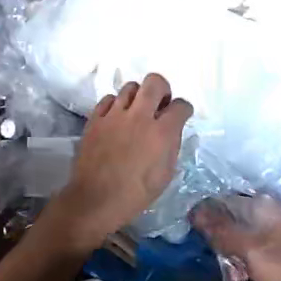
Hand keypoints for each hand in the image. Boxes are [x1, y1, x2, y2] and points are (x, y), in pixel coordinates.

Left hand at [45, 73, 193, 250]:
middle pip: (155, 81)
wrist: (95, 199)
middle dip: (163, 88)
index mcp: (161, 133)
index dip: (184, 109)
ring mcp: (114, 115)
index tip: (181, 115)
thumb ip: (171, 147)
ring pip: (130, 87)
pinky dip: (116, 104)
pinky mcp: (95, 119)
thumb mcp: (164, 175)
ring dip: (138, 96)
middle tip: (160, 103)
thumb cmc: (135, 194)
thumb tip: (172, 130)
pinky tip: (117, 117)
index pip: (180, 106)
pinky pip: (108, 99)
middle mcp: (139, 117)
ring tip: (137, 111)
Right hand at [190, 195, 280, 280]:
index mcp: (272, 208)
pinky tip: (235, 277)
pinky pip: (256, 257)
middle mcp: (279, 219)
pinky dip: (243, 264)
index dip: (211, 210)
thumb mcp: (248, 248)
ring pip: (247, 240)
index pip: (233, 200)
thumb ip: (220, 229)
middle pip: (239, 220)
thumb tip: (193, 211)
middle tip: (200, 247)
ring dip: (230, 252)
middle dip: (219, 233)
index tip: (190, 224)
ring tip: (215, 266)